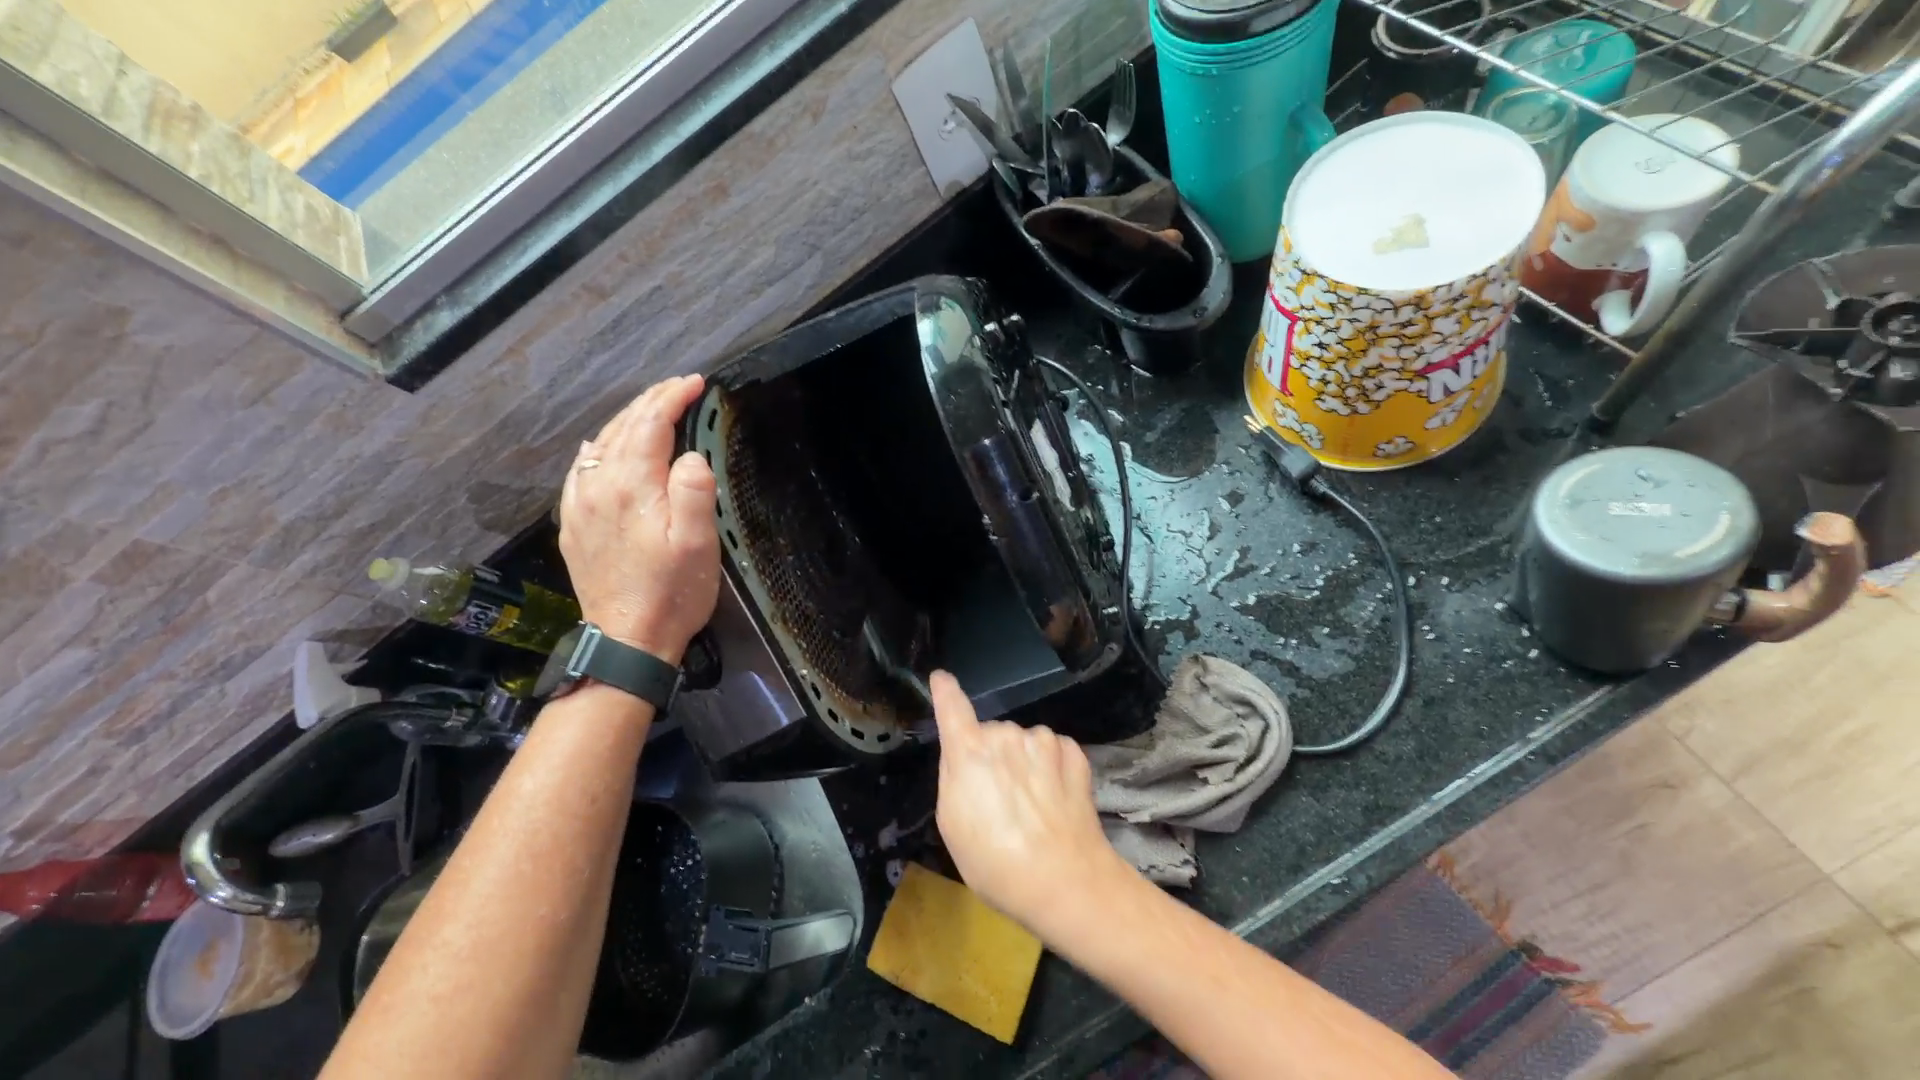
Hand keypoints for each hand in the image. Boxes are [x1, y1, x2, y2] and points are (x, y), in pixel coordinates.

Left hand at [559, 375, 719, 663]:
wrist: (627, 639)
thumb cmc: (673, 591)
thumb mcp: (698, 542)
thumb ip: (694, 489)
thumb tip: (689, 454)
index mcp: (632, 485)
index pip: (651, 424)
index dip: (673, 397)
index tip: (697, 382)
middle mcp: (599, 486)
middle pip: (622, 427)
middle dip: (651, 401)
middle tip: (680, 388)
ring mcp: (580, 505)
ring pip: (600, 445)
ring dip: (627, 420)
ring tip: (651, 410)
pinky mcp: (573, 525)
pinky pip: (580, 471)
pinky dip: (597, 448)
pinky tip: (600, 447)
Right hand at [931, 671, 1130, 934]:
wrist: (1063, 880)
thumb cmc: (994, 862)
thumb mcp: (952, 826)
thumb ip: (954, 778)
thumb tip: (963, 757)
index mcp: (969, 752)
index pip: (952, 709)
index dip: (945, 692)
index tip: (941, 678)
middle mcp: (1007, 735)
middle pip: (993, 734)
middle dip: (993, 757)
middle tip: (999, 802)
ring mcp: (1044, 742)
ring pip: (1026, 742)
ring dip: (1025, 762)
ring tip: (1031, 807)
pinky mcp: (1075, 754)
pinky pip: (1054, 751)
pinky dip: (1053, 768)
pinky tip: (1055, 800)